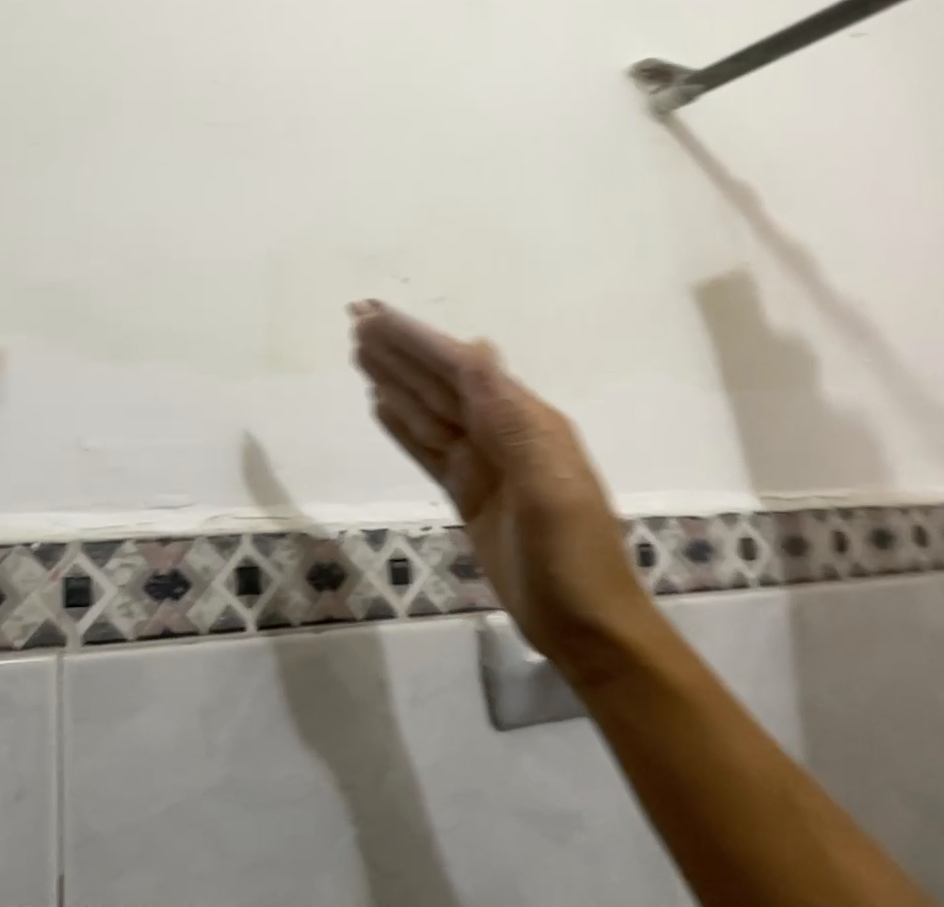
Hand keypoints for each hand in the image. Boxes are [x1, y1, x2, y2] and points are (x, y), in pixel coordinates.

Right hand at [349, 300, 654, 672]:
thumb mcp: (547, 489)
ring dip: (396, 381)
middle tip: (357, 321)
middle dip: (400, 352)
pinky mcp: (469, 493)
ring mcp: (485, 465)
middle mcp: (504, 435)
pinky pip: (428, 448)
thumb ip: (510, 420)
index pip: (460, 369)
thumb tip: (477, 347)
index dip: (416, 340)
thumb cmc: (571, 560)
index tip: (374, 316)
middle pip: (440, 383)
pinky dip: (403, 426)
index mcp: (526, 425)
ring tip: (360, 354)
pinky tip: (382, 407)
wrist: (587, 628)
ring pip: (430, 411)